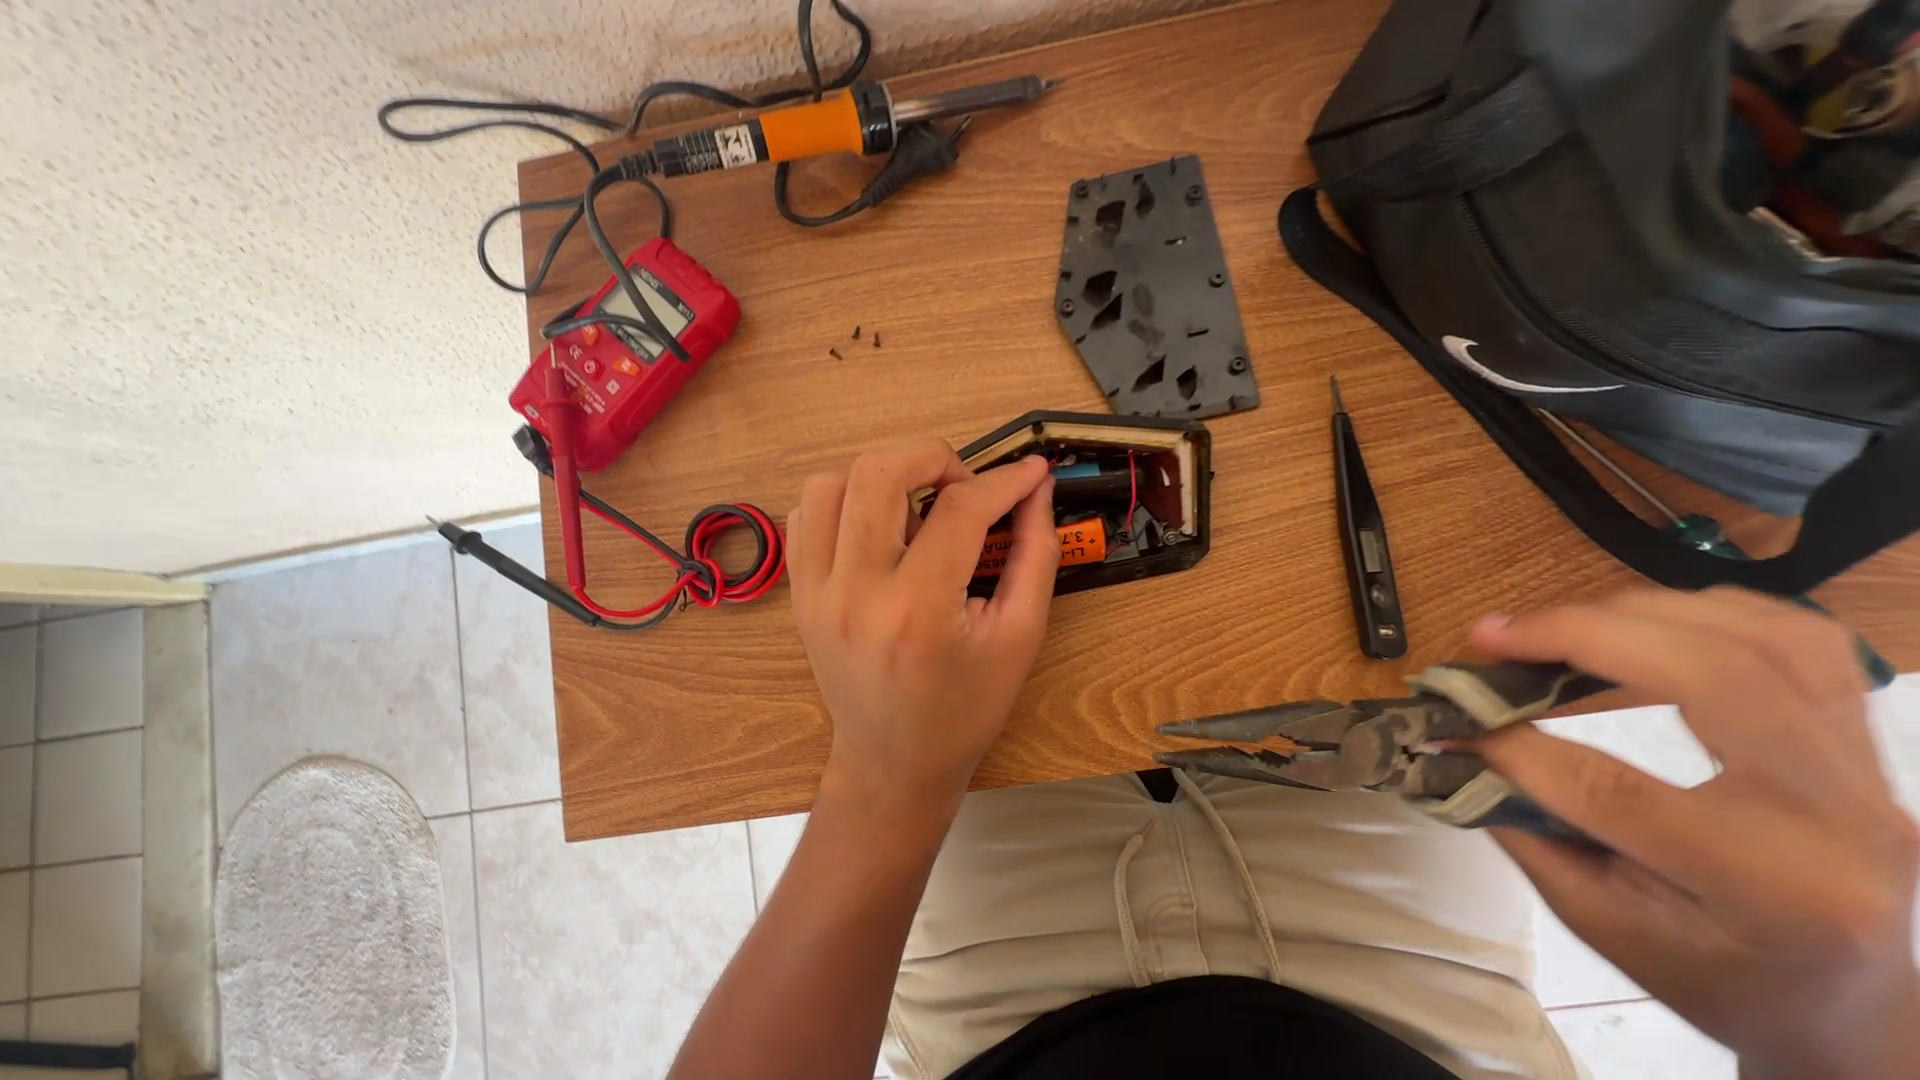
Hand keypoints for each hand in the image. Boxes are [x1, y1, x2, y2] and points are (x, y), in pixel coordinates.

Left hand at [787, 439, 1057, 819]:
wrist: (894, 763)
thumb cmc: (966, 708)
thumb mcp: (1020, 636)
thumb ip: (1035, 553)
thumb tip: (1036, 486)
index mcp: (919, 611)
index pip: (960, 509)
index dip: (1004, 481)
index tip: (1030, 474)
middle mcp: (856, 593)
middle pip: (878, 472)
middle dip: (933, 456)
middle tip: (962, 487)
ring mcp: (816, 593)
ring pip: (830, 484)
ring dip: (881, 476)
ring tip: (916, 510)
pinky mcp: (798, 595)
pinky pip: (805, 515)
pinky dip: (843, 502)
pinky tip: (879, 529)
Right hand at [1470, 588, 1919, 1078]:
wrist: (1846, 1002)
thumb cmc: (1711, 974)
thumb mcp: (1599, 920)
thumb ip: (1524, 824)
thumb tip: (1456, 743)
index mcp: (1770, 885)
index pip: (1615, 788)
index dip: (1515, 745)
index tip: (1449, 721)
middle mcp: (1841, 815)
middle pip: (1712, 676)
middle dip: (1581, 635)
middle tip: (1493, 635)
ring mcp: (1870, 770)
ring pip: (1763, 639)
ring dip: (1641, 612)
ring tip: (1558, 623)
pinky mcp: (1865, 741)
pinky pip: (1803, 640)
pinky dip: (1711, 612)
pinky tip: (1648, 619)